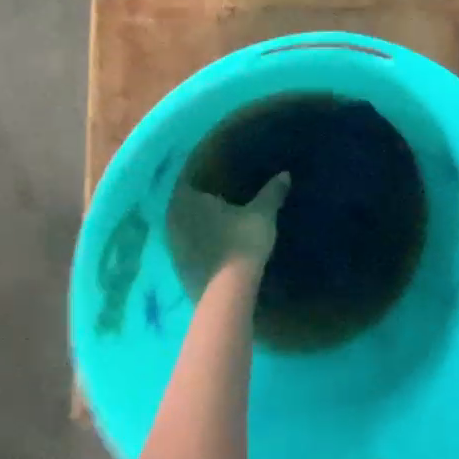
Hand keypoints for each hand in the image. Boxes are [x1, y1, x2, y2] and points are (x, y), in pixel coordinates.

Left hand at [168, 173, 291, 292]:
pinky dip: (198, 238)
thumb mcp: (262, 214)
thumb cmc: (241, 243)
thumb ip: (271, 192)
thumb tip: (285, 174)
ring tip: (218, 213)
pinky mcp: (178, 266)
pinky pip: (187, 243)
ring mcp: (172, 245)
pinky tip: (214, 239)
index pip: (188, 175)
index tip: (216, 165)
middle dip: (200, 193)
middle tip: (220, 187)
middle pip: (184, 199)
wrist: (227, 294)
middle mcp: (173, 218)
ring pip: (184, 222)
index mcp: (187, 199)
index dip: (202, 168)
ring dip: (197, 218)